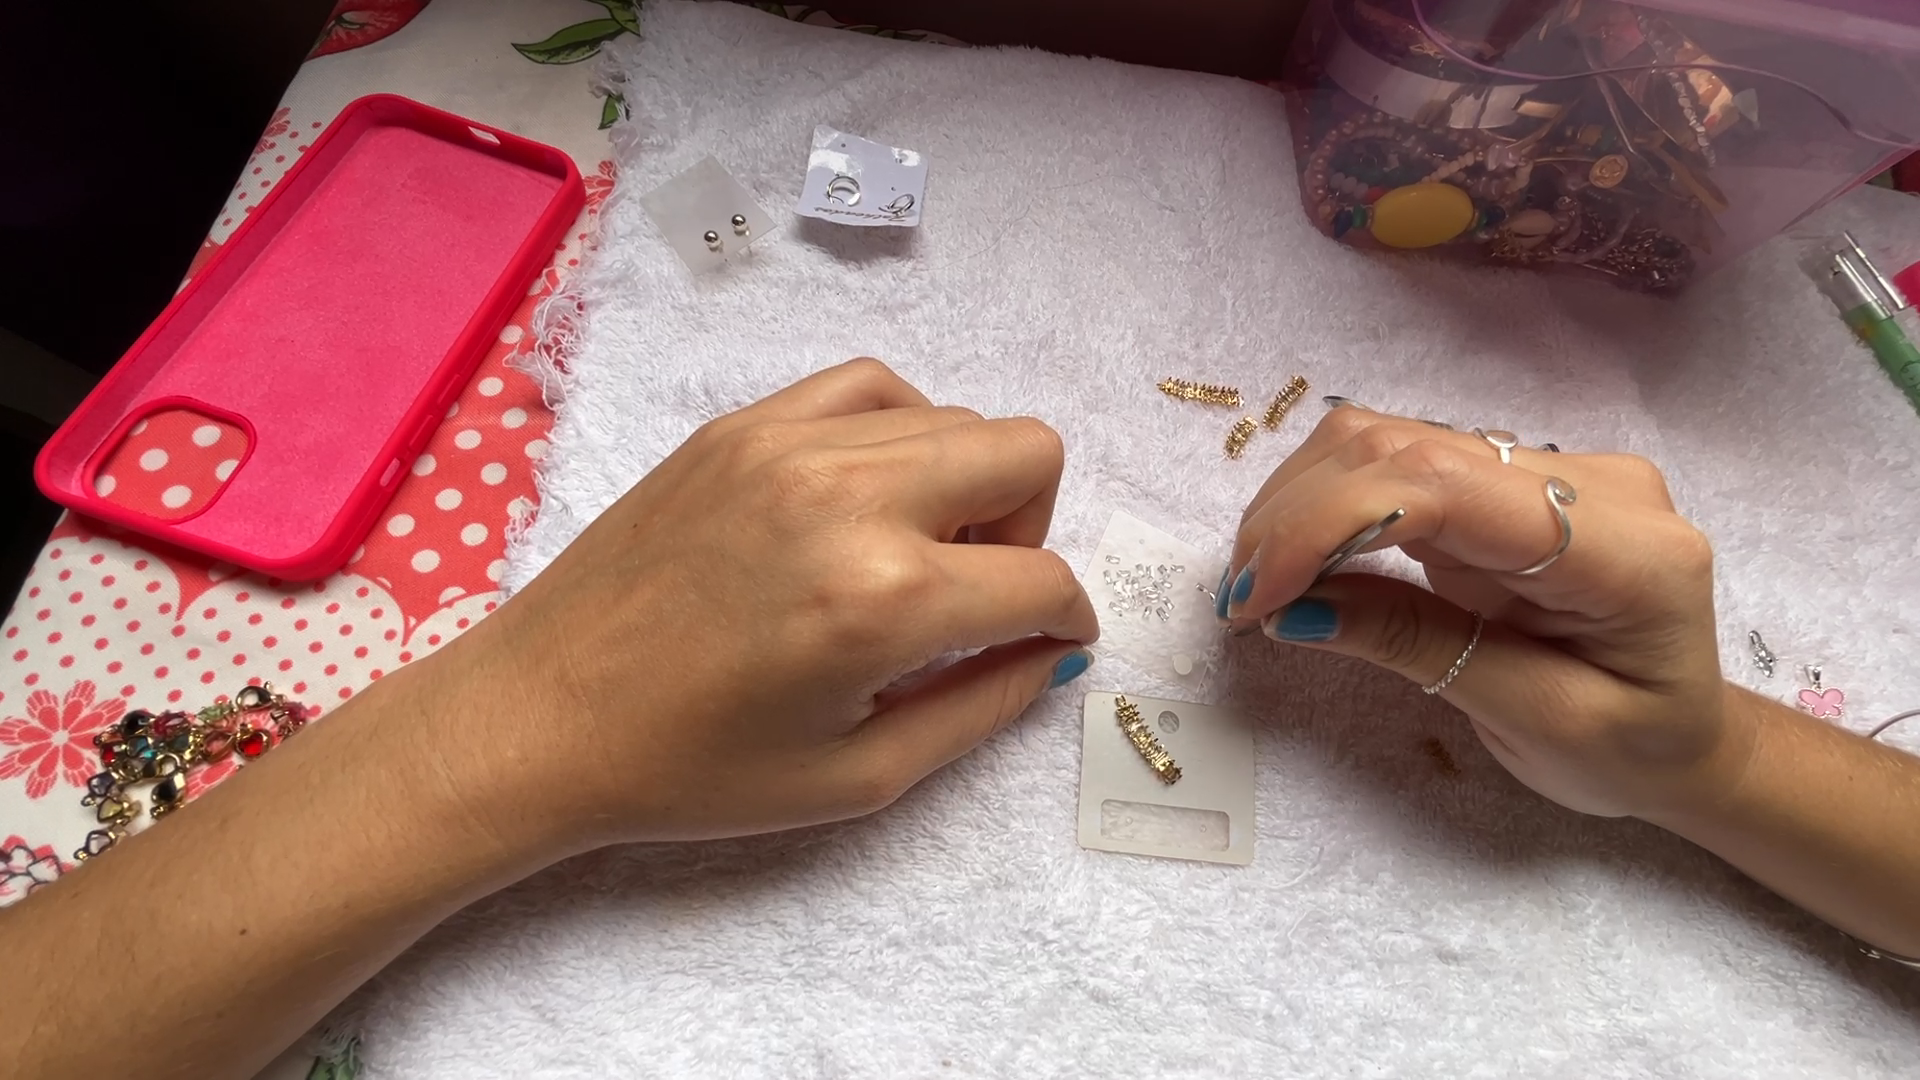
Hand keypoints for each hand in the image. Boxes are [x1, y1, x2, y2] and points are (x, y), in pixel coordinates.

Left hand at [424, 359, 1097, 849]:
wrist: (538, 714)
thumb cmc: (698, 770)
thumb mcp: (863, 775)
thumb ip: (985, 706)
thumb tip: (1054, 649)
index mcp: (886, 600)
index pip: (1042, 579)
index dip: (1068, 615)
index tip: (1055, 635)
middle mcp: (853, 495)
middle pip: (1028, 452)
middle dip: (1034, 528)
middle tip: (981, 585)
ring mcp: (794, 441)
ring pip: (960, 415)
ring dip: (971, 484)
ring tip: (915, 545)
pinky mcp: (746, 422)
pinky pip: (875, 386)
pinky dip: (906, 432)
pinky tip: (873, 488)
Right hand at [1222, 404, 1743, 819]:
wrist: (1683, 732)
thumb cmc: (1631, 749)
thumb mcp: (1531, 718)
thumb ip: (1413, 647)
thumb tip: (1289, 611)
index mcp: (1621, 547)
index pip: (1437, 486)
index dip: (1324, 526)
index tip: (1255, 598)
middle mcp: (1578, 478)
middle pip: (1392, 448)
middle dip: (1290, 519)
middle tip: (1239, 599)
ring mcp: (1530, 468)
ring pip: (1372, 440)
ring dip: (1290, 505)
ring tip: (1256, 579)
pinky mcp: (1485, 478)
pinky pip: (1378, 462)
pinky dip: (1313, 502)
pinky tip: (1291, 553)